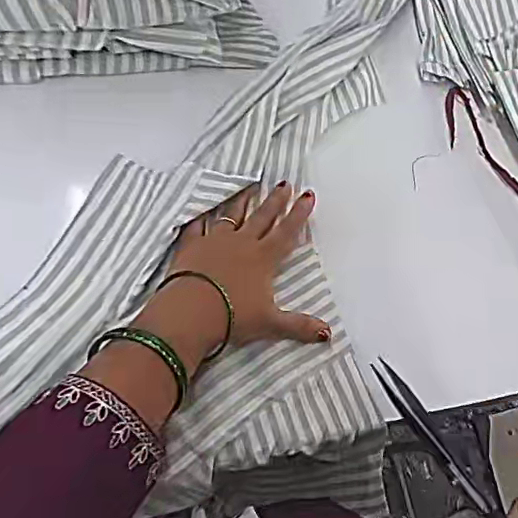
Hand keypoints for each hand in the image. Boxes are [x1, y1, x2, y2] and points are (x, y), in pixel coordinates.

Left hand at [163, 183, 329, 349]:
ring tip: (249, 187)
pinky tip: (200, 212)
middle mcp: (242, 244)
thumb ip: (298, 325)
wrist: (190, 312)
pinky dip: (199, 218)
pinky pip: (197, 227)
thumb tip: (327, 334)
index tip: (307, 196)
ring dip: (242, 201)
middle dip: (275, 200)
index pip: (286, 232)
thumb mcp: (270, 323)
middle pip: (263, 217)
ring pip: (232, 216)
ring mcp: (215, 242)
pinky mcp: (191, 246)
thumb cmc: (232, 316)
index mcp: (264, 259)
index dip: (298, 214)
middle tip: (283, 184)